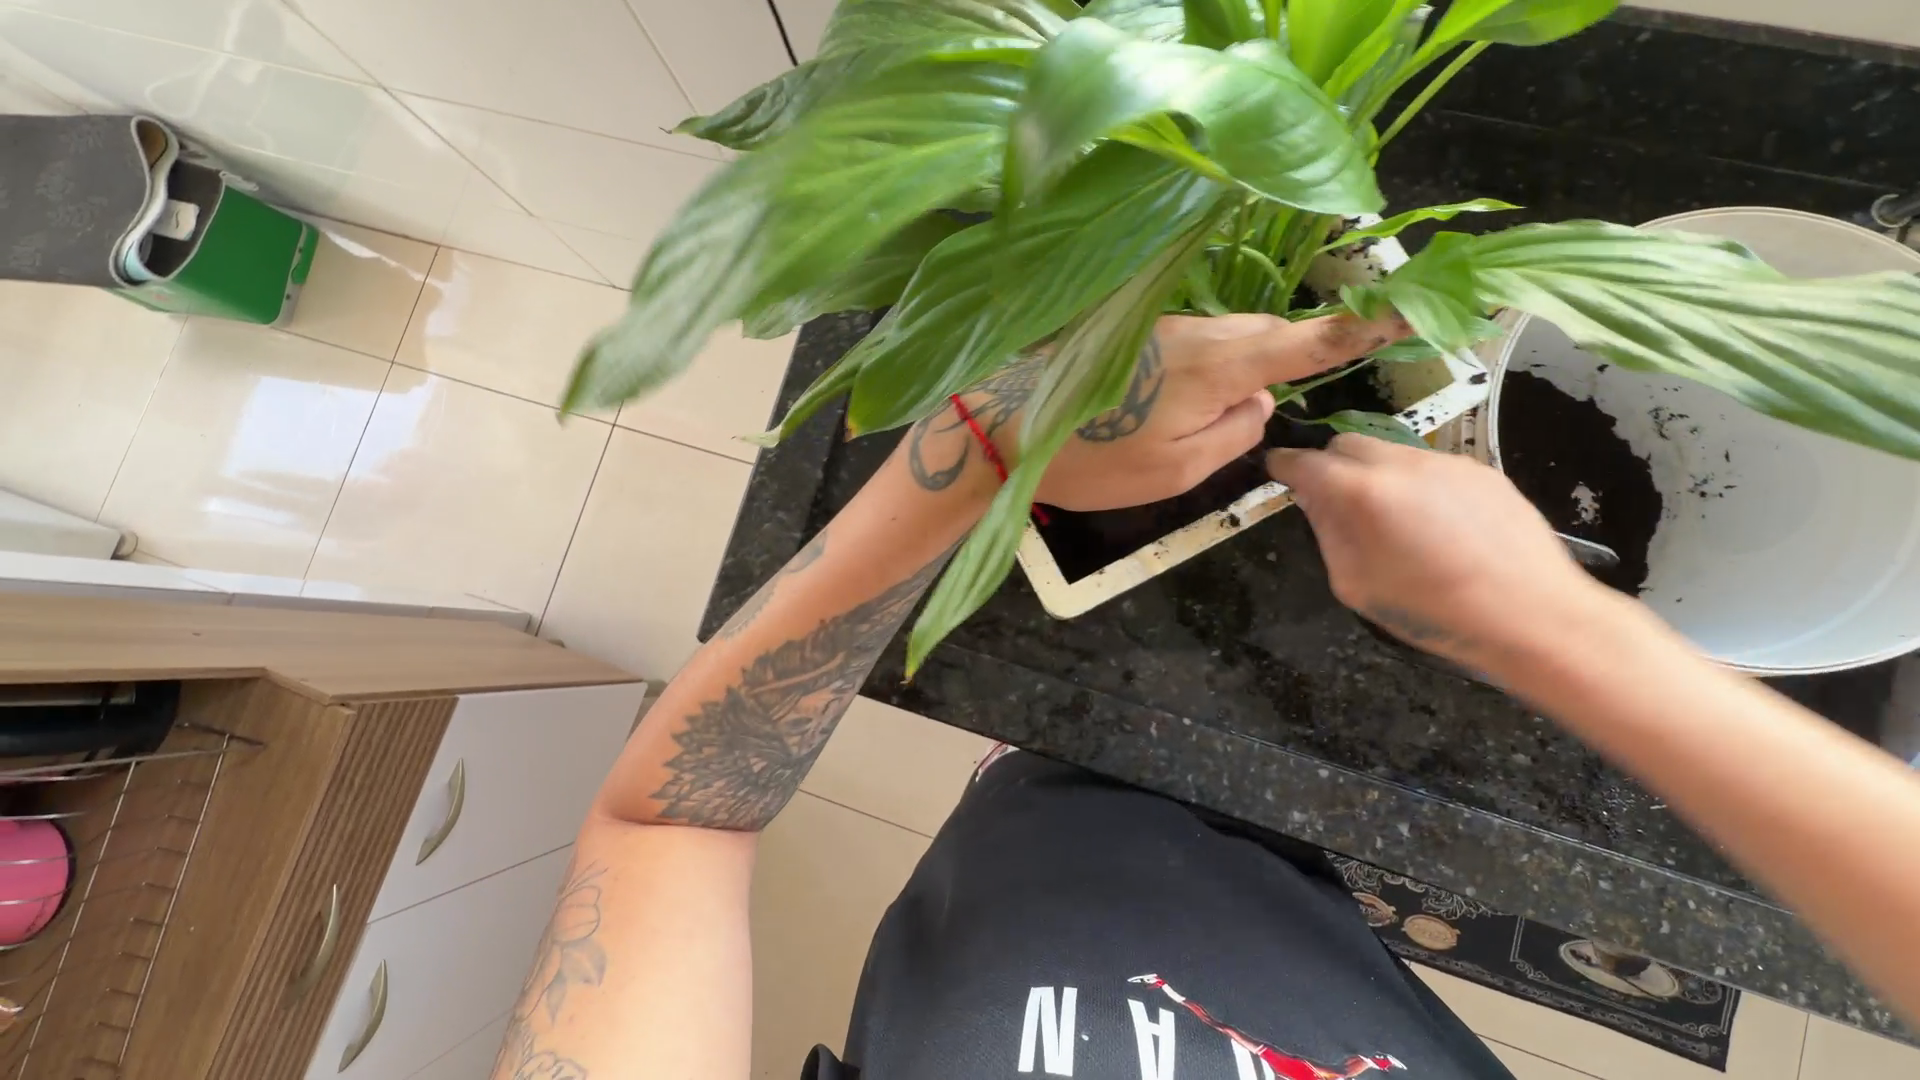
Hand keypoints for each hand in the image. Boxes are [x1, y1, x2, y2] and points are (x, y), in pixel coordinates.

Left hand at [907, 313, 1412, 511]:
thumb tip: (1260, 404)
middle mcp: (1197, 330)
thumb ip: (1233, 436)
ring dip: (1234, 368)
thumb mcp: (1174, 472)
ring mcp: (1160, 326)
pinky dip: (1200, 365)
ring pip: (1225, 337)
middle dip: (1285, 358)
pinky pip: (1188, 342)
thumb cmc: (1089, 460)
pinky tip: (1166, 402)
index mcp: (1219, 364)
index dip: (1360, 328)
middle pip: (1265, 334)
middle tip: (1263, 405)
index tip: (1410, 311)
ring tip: (1198, 417)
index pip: (1305, 340)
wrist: (999, 426)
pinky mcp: (1131, 332)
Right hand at [1266, 435, 1602, 664]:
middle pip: (1346, 442)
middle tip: (1331, 501)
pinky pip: (1428, 467)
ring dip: (1373, 474)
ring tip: (1390, 521)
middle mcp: (1402, 464)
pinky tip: (1433, 525)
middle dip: (1329, 464)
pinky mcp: (1481, 471)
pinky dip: (1413, 484)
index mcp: (1363, 492)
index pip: (1305, 461)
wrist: (1533, 614)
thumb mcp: (1354, 583)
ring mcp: (1446, 463)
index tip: (1275, 471)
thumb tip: (1315, 501)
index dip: (1283, 465)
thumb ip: (1327, 532)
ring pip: (1389, 452)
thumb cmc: (1432, 609)